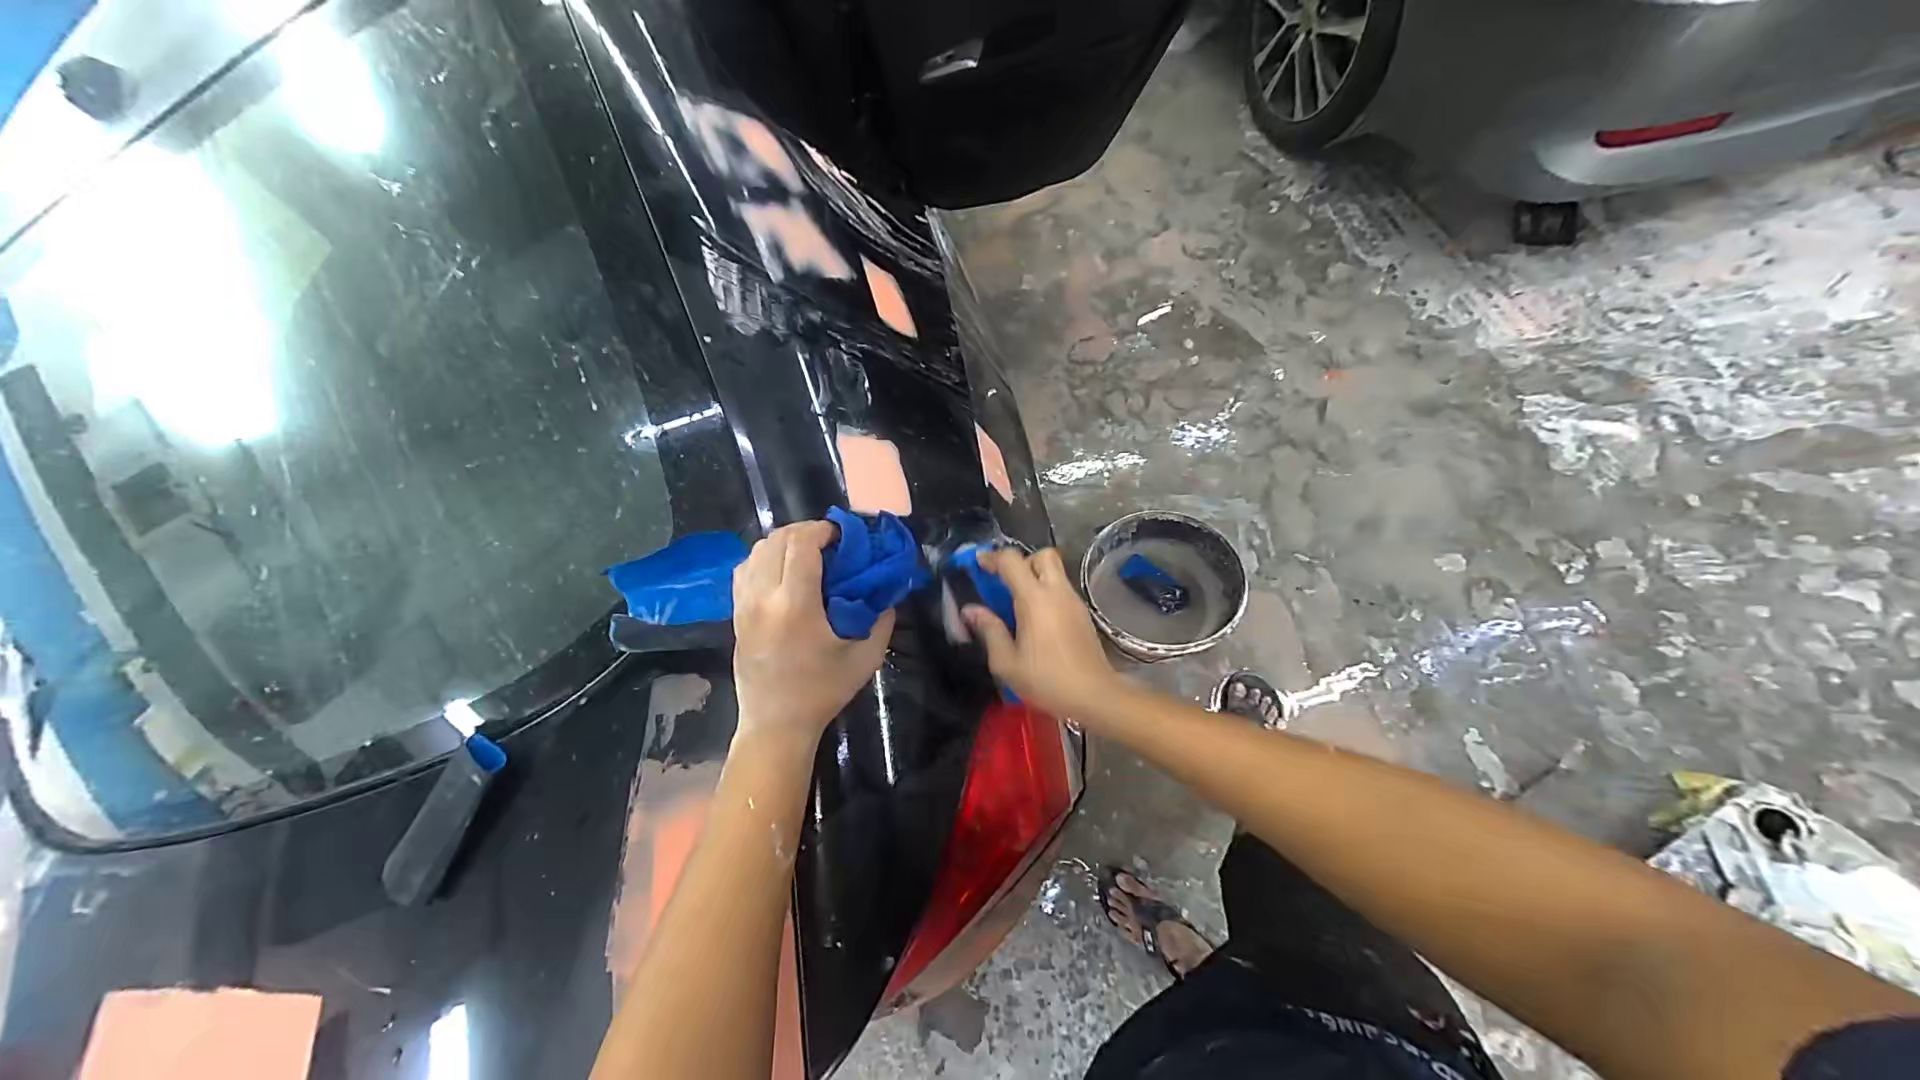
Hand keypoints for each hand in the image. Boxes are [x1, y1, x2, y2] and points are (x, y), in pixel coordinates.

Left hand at [732, 521, 894, 747]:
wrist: (775, 723)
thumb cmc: (822, 692)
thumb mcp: (864, 658)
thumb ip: (882, 620)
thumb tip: (888, 592)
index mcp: (795, 605)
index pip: (802, 545)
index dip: (823, 530)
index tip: (842, 534)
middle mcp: (764, 597)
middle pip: (777, 540)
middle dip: (805, 531)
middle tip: (828, 541)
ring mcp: (744, 605)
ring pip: (756, 550)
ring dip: (783, 541)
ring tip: (807, 552)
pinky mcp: (736, 614)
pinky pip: (744, 569)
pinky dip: (764, 558)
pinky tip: (783, 570)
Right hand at [961, 547, 1119, 718]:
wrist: (1094, 695)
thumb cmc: (1046, 680)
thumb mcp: (1006, 662)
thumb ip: (989, 630)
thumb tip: (970, 610)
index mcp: (1035, 599)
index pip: (1012, 560)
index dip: (992, 557)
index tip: (978, 566)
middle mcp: (1057, 592)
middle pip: (1041, 555)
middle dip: (1020, 562)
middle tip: (1004, 583)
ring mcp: (1074, 601)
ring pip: (1054, 571)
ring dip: (1034, 577)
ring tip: (1017, 605)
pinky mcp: (1083, 614)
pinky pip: (1061, 590)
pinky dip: (1046, 593)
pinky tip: (1036, 621)